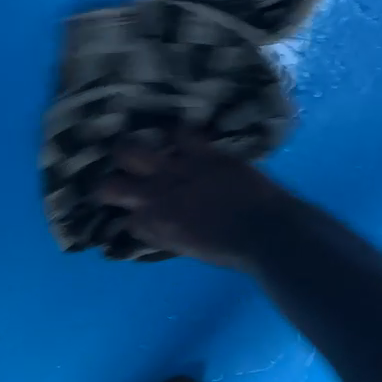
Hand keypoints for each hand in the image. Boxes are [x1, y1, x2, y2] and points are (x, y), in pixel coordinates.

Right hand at [96, 136, 301, 269]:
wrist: (271, 232)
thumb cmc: (229, 248)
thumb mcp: (183, 248)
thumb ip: (157, 233)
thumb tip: (140, 222)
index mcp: (151, 223)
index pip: (124, 218)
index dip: (126, 216)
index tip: (133, 215)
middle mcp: (154, 195)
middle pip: (109, 184)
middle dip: (110, 184)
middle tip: (121, 182)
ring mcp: (176, 171)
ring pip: (130, 151)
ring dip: (129, 152)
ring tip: (137, 152)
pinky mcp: (203, 154)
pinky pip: (179, 134)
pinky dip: (177, 135)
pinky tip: (179, 138)